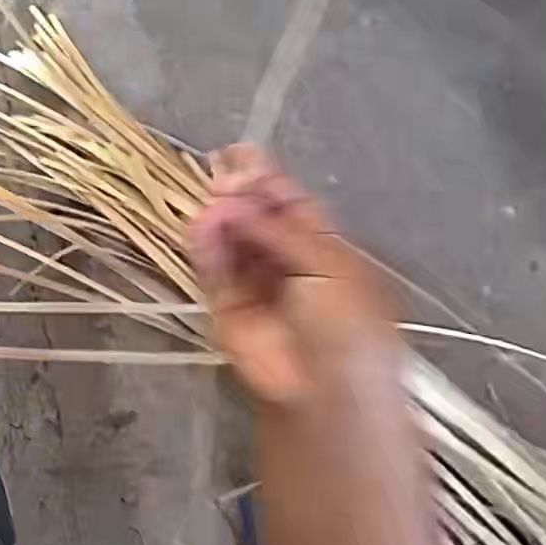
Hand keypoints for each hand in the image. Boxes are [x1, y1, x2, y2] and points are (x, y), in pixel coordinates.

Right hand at [188, 145, 397, 406]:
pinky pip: (211, 267)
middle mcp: (284, 258)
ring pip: (228, 239)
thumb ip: (279, 232)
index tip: (240, 155)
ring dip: (218, 220)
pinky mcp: (222, 300)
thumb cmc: (346, 327)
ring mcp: (251, 279)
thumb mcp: (329, 269)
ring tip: (208, 206)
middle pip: (254, 216)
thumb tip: (232, 202)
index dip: (266, 179)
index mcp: (324, 247)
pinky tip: (199, 229)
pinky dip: (203, 247)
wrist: (323, 389)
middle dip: (237, 195)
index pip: (290, 203)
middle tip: (219, 178)